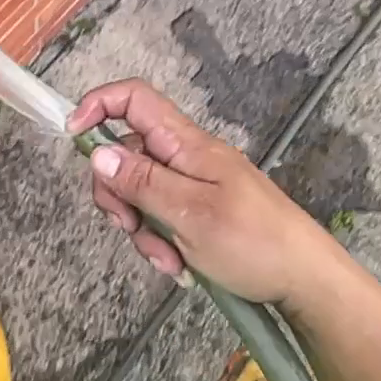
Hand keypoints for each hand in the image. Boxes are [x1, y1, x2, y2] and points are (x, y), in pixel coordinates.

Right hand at [68, 79, 334, 305]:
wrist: (308, 282)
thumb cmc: (255, 243)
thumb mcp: (189, 214)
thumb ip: (141, 181)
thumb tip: (96, 151)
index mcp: (185, 143)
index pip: (133, 98)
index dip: (98, 105)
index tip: (73, 136)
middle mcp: (184, 155)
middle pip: (125, 152)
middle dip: (117, 192)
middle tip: (129, 227)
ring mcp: (192, 183)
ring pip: (139, 190)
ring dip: (141, 227)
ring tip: (168, 260)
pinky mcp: (198, 211)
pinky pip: (160, 215)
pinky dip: (160, 240)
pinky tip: (180, 266)